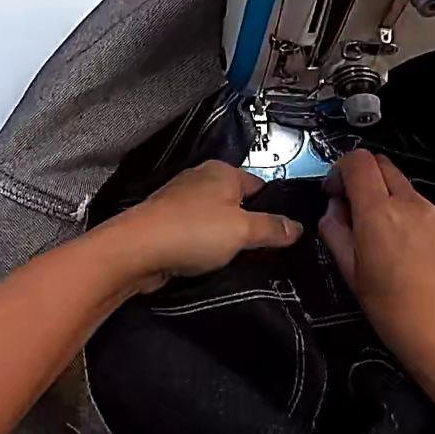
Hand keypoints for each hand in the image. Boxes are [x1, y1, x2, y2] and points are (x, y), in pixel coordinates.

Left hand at [95, 161, 301, 293]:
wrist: (136, 250)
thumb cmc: (194, 231)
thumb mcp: (243, 230)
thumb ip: (272, 228)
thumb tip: (298, 227)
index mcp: (223, 171)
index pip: (260, 185)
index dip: (273, 208)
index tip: (284, 234)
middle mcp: (201, 178)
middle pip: (236, 202)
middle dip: (248, 224)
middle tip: (264, 252)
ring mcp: (179, 199)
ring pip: (214, 218)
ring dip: (223, 237)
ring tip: (237, 260)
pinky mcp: (164, 221)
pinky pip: (194, 232)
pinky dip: (202, 245)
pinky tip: (208, 262)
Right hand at [318, 152, 434, 386]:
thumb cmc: (398, 315)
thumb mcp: (351, 275)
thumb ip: (335, 232)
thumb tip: (334, 210)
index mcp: (380, 213)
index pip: (358, 161)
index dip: (340, 170)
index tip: (334, 191)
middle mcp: (412, 204)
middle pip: (382, 165)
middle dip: (363, 179)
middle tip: (353, 211)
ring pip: (405, 188)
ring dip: (388, 200)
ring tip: (385, 241)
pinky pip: (426, 209)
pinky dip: (412, 218)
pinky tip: (412, 254)